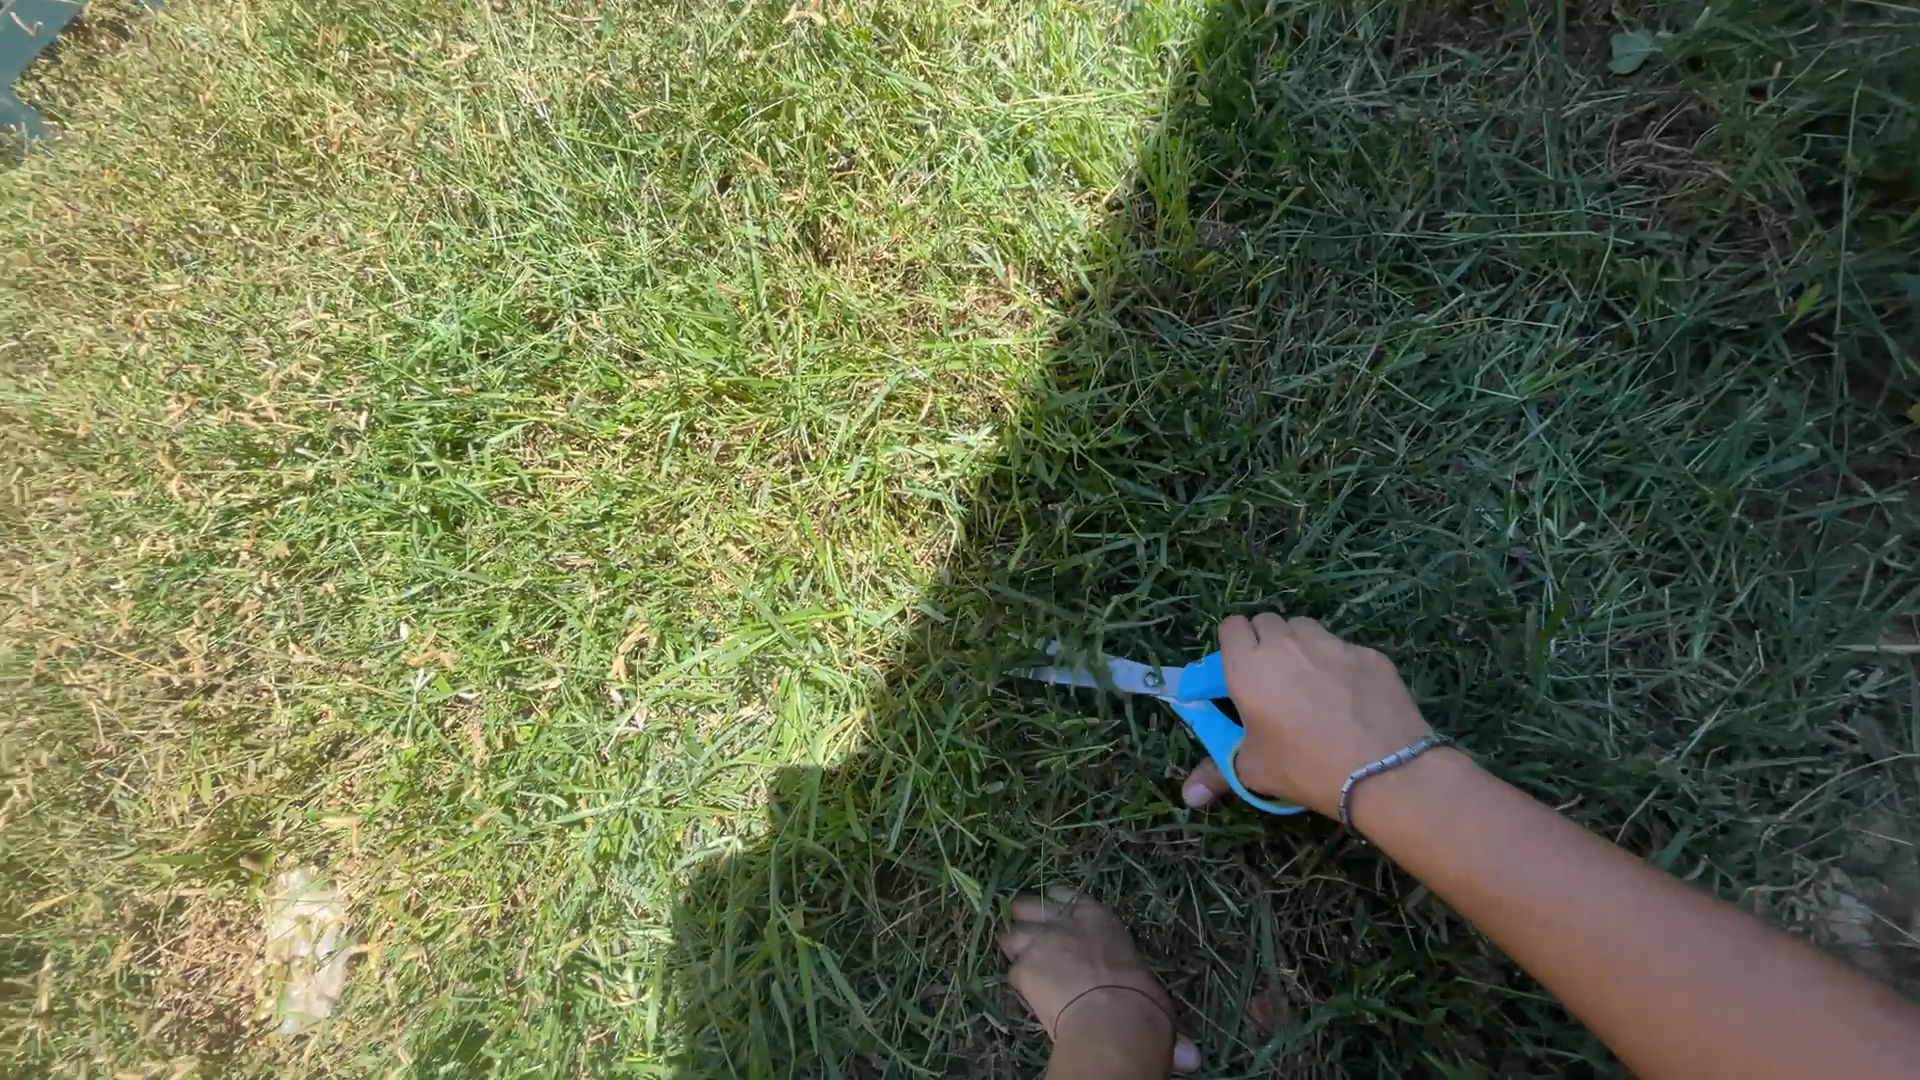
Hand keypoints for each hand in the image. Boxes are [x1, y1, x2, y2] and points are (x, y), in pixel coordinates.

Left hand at [999, 888, 1200, 1072]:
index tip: (1056, 917)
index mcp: (1097, 916)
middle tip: (1028, 937)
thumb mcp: (1150, 992)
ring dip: (1013, 949)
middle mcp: (1064, 920)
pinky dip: (1018, 985)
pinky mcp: (1023, 968)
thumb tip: (1192, 1059)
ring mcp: (1039, 941)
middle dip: (1024, 917)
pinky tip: (1026, 997)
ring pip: (1010, 935)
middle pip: (1027, 903)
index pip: (1067, 895)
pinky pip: (1012, 973)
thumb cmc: (1142, 1001)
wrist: (1114, 1019)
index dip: (1057, 905)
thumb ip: (1154, 1010)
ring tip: (1021, 966)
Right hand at [1181, 613, 1431, 817]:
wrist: (1385, 772)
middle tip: (1272, 673)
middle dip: (1265, 639)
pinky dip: (1340, 663)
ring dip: (1301, 644)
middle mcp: (1285, 645)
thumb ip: (1216, 774)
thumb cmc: (1305, 767)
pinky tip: (1350, 695)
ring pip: (1306, 628)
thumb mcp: (1254, 771)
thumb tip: (1187, 797)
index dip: (1234, 641)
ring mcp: (1331, 645)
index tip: (1239, 664)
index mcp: (1248, 666)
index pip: (1231, 625)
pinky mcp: (1368, 655)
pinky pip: (1344, 648)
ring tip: (1310, 678)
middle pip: (1267, 620)